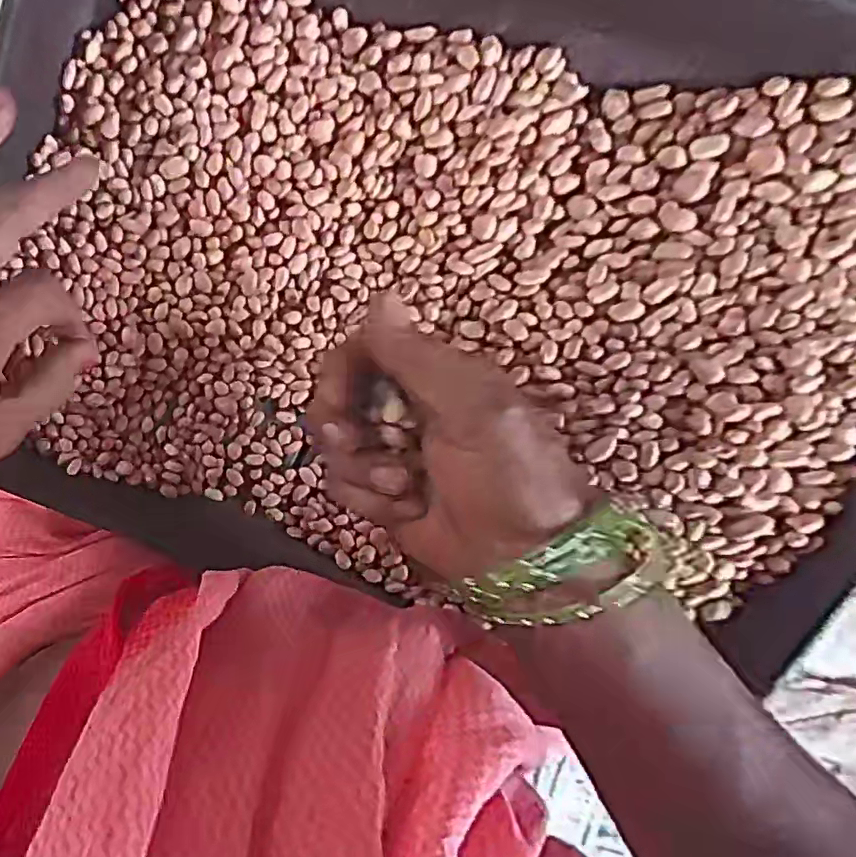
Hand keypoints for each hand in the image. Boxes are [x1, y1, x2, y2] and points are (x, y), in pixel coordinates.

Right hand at [305, 295, 597, 582]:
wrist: (523, 558)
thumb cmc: (510, 474)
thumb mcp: (473, 406)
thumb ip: (418, 356)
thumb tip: (379, 298)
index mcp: (429, 377)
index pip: (358, 354)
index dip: (339, 373)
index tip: (339, 402)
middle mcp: (401, 410)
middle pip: (334, 401)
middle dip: (343, 429)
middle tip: (363, 446)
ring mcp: (386, 454)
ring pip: (333, 449)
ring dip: (364, 471)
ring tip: (407, 487)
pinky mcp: (377, 495)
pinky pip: (341, 486)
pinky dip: (370, 500)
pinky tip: (407, 509)